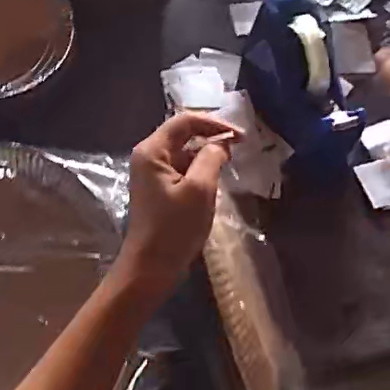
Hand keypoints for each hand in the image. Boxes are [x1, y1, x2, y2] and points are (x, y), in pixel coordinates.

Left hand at [119, 113, 239, 294]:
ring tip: (232, 161)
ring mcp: (152, 173)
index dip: (215, 123)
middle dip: (212, 136)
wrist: (150, 268)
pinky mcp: (159, 189)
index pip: (185, 121)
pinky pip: (183, 168)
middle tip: (240, 145)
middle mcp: (148, 156)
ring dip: (208, 154)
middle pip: (183, 133)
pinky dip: (201, 169)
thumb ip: (212, 158)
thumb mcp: (199, 189)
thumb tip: (222, 144)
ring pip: (184, 151)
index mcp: (152, 150)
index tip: (241, 136)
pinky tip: (216, 179)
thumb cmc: (174, 228)